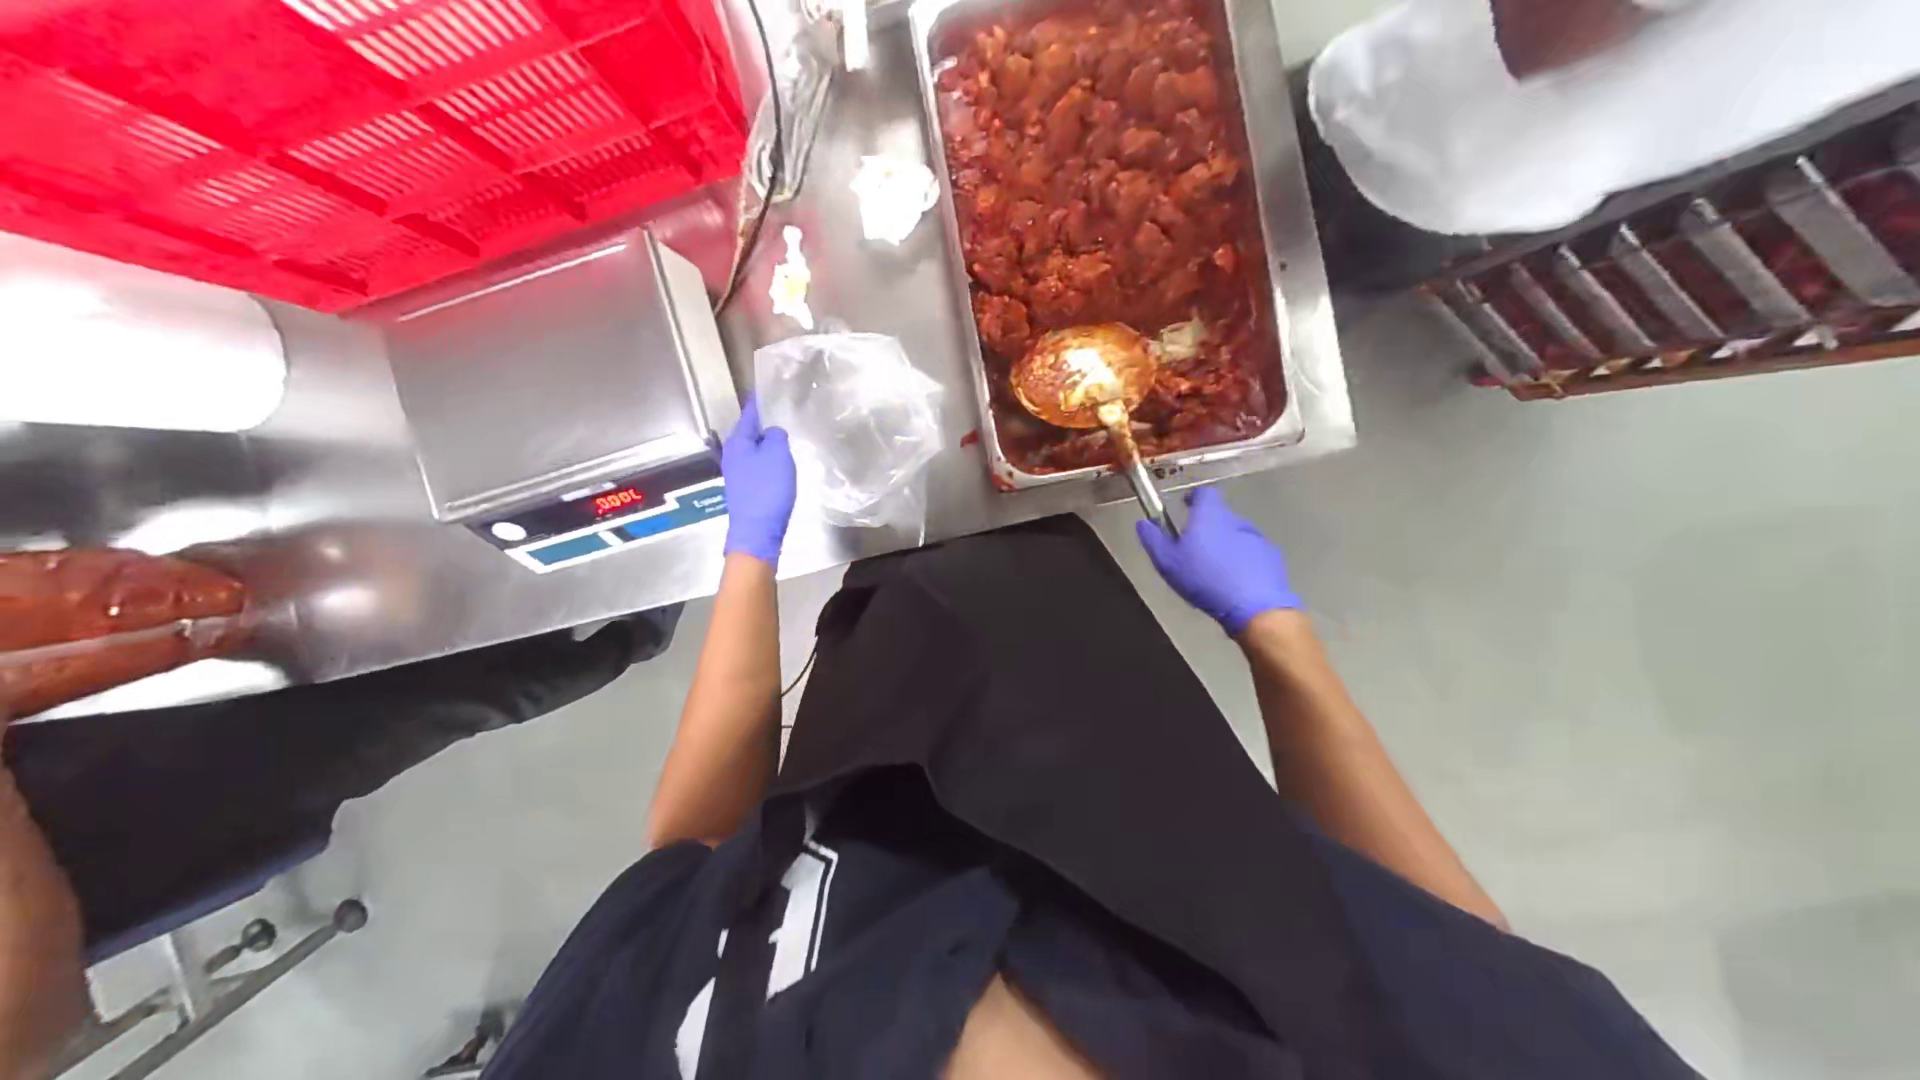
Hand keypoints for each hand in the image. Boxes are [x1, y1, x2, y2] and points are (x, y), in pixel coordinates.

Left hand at [721, 396, 795, 564]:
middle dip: (766, 424)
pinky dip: (769, 462)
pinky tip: (781, 466)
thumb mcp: (778, 455)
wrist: (757, 531)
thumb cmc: (768, 489)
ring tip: (788, 440)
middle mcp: (732, 454)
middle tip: (786, 415)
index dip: (761, 401)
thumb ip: (777, 436)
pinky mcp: (745, 489)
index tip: (770, 390)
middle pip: (751, 432)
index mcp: (738, 441)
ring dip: (769, 445)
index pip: (750, 413)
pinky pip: (758, 467)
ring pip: (755, 450)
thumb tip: (774, 432)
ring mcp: (737, 473)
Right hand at [1135, 487, 1298, 634]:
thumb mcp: (1167, 562)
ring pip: (1235, 535)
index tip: (1185, 506)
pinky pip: (1252, 554)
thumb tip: (1143, 523)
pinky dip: (1242, 561)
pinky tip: (1233, 583)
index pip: (1204, 492)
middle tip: (1193, 548)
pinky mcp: (1272, 558)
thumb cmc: (1204, 579)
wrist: (1254, 607)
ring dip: (1224, 545)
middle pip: (1219, 515)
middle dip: (1206, 526)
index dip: (1194, 497)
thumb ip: (1153, 539)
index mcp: (1210, 515)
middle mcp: (1235, 520)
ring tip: (1213, 570)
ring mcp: (1257, 538)